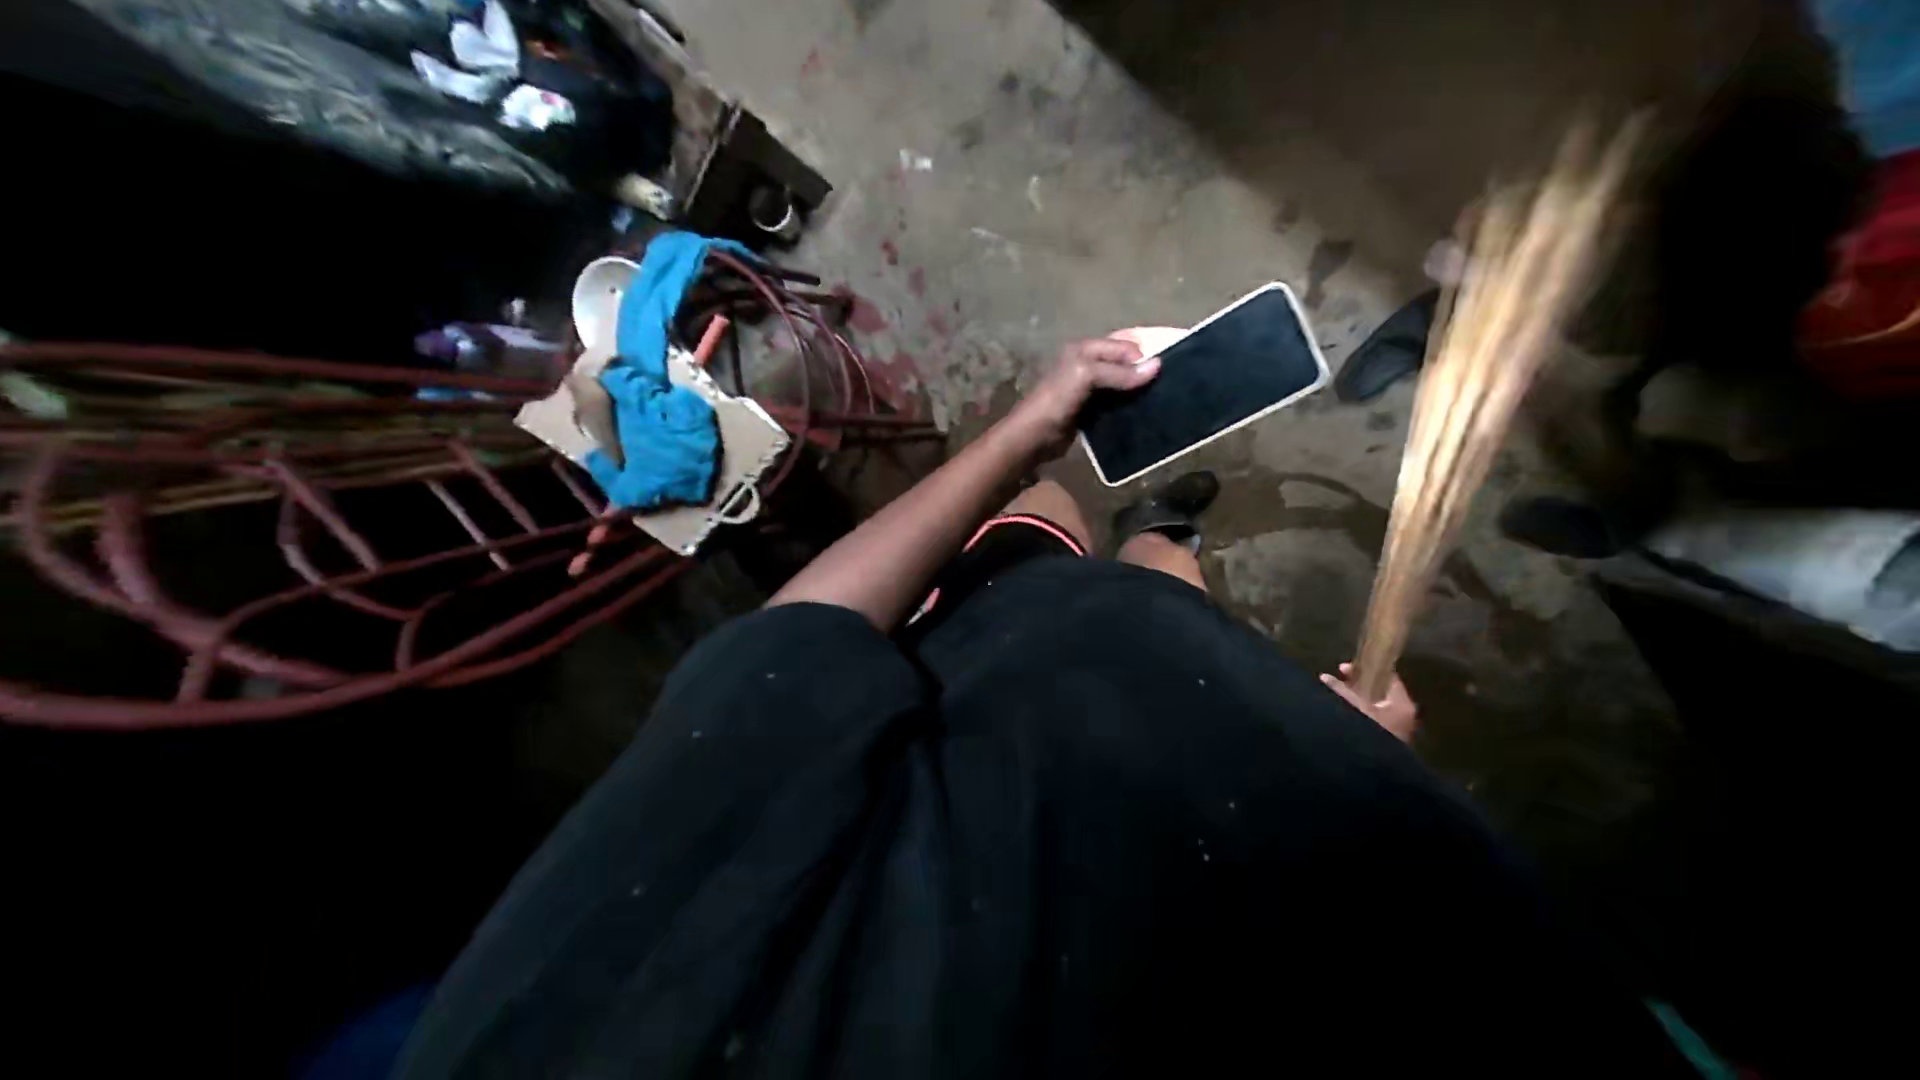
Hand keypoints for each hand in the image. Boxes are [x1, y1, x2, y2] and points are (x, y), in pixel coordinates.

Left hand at [1008, 337, 1160, 454]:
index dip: (1144, 353)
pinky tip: (1146, 411)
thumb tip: (1158, 366)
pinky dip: (1130, 405)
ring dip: (1139, 389)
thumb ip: (1119, 372)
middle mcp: (1087, 364)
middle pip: (1124, 362)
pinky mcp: (1091, 410)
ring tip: (1164, 396)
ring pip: (1121, 383)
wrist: (1033, 437)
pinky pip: (1116, 402)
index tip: (1169, 368)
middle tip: (1171, 381)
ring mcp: (1089, 388)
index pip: (1123, 344)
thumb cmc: (1056, 400)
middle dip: (1144, 369)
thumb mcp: (1086, 377)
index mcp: (1085, 349)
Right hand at [1321, 663, 1418, 742]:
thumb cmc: (1371, 732)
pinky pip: (1376, 714)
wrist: (1377, 767)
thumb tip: (1324, 676)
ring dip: (1359, 695)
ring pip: (1377, 702)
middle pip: (1382, 689)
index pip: (1388, 676)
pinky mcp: (1389, 736)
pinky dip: (1362, 708)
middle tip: (1340, 676)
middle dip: (1360, 682)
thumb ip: (1341, 690)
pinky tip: (1346, 708)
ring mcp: (1398, 725)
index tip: (1346, 666)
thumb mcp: (1355, 707)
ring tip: (1339, 691)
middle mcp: (1404, 712)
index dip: (1367, 668)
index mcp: (1402, 702)